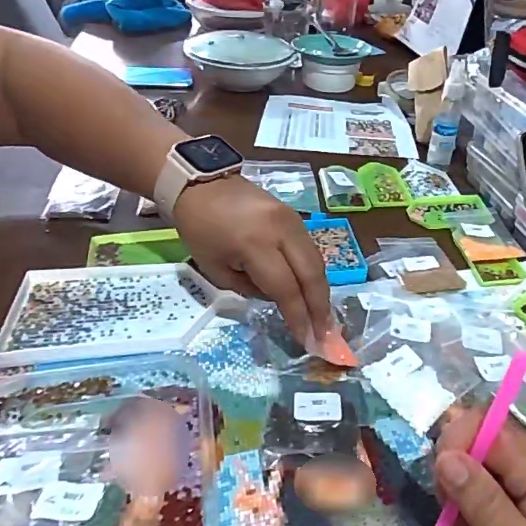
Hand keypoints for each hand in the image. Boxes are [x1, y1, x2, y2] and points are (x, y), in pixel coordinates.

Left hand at [173, 174, 331, 347]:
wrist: (202, 184)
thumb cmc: (200, 229)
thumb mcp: (216, 269)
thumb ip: (251, 288)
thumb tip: (279, 298)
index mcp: (255, 244)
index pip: (285, 287)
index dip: (298, 316)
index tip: (307, 341)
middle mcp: (282, 230)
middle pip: (311, 274)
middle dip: (320, 308)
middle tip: (325, 335)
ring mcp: (293, 219)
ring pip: (317, 261)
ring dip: (321, 292)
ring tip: (324, 319)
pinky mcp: (295, 215)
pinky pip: (310, 249)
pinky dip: (314, 273)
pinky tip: (314, 292)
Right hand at [432, 409, 525, 525]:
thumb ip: (483, 503)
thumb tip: (443, 457)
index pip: (478, 424)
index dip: (451, 449)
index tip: (443, 497)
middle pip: (480, 435)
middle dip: (455, 470)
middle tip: (452, 521)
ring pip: (487, 454)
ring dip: (466, 486)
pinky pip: (502, 472)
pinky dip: (484, 495)